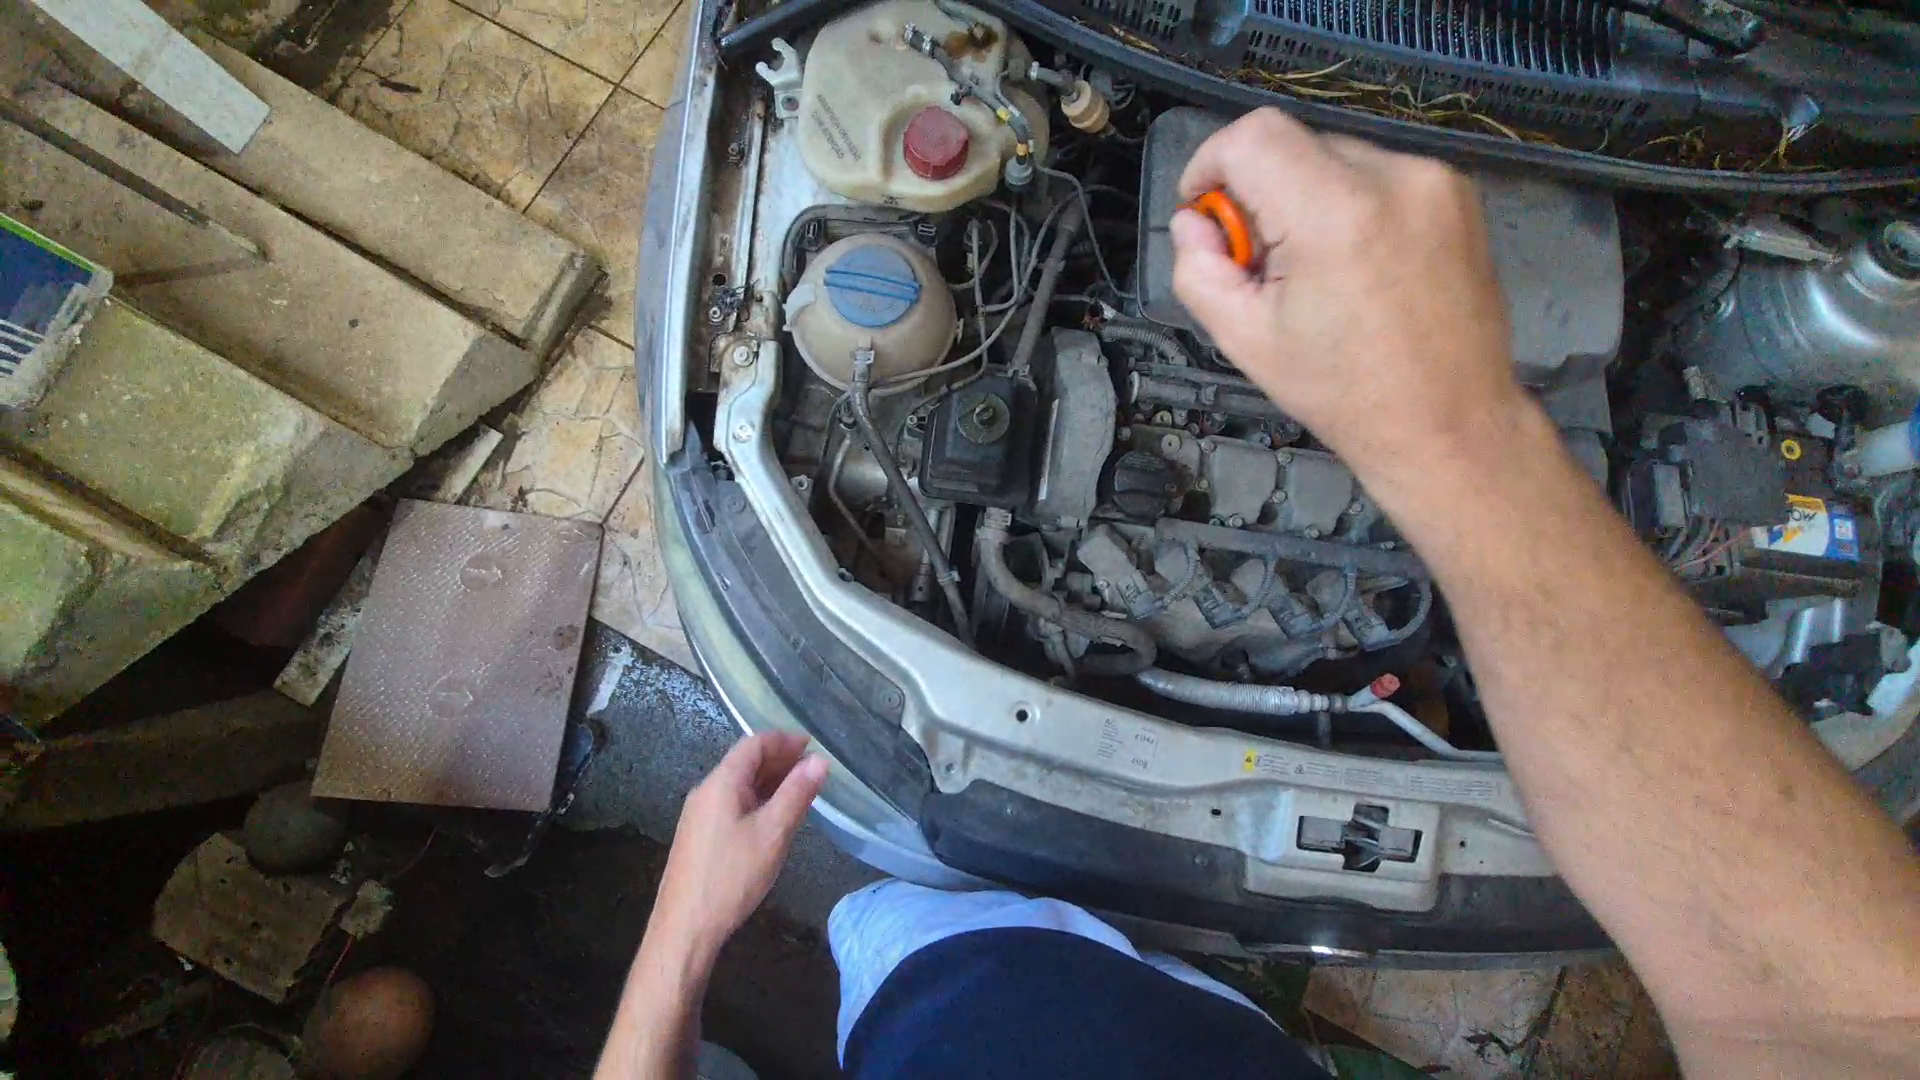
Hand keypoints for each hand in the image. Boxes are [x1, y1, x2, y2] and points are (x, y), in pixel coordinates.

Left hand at [651, 733, 828, 960]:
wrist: (684, 931)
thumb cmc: (732, 876)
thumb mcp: (773, 833)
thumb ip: (797, 793)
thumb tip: (819, 760)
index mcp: (721, 783)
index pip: (754, 744)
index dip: (785, 740)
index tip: (813, 747)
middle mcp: (705, 792)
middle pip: (745, 762)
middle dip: (780, 760)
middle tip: (813, 770)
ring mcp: (699, 815)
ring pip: (739, 785)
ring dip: (770, 781)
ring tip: (800, 792)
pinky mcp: (699, 837)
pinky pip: (731, 804)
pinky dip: (757, 800)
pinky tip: (773, 818)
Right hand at [1170, 109, 1526, 475]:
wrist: (1446, 419)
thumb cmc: (1341, 391)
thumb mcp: (1243, 340)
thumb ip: (1199, 271)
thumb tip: (1191, 223)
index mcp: (1333, 215)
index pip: (1252, 137)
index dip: (1209, 164)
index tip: (1202, 210)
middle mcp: (1393, 177)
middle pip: (1291, 146)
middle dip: (1256, 195)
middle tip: (1257, 264)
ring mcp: (1434, 180)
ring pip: (1332, 159)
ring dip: (1300, 201)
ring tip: (1309, 271)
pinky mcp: (1456, 193)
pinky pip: (1375, 176)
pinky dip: (1344, 206)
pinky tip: (1349, 266)